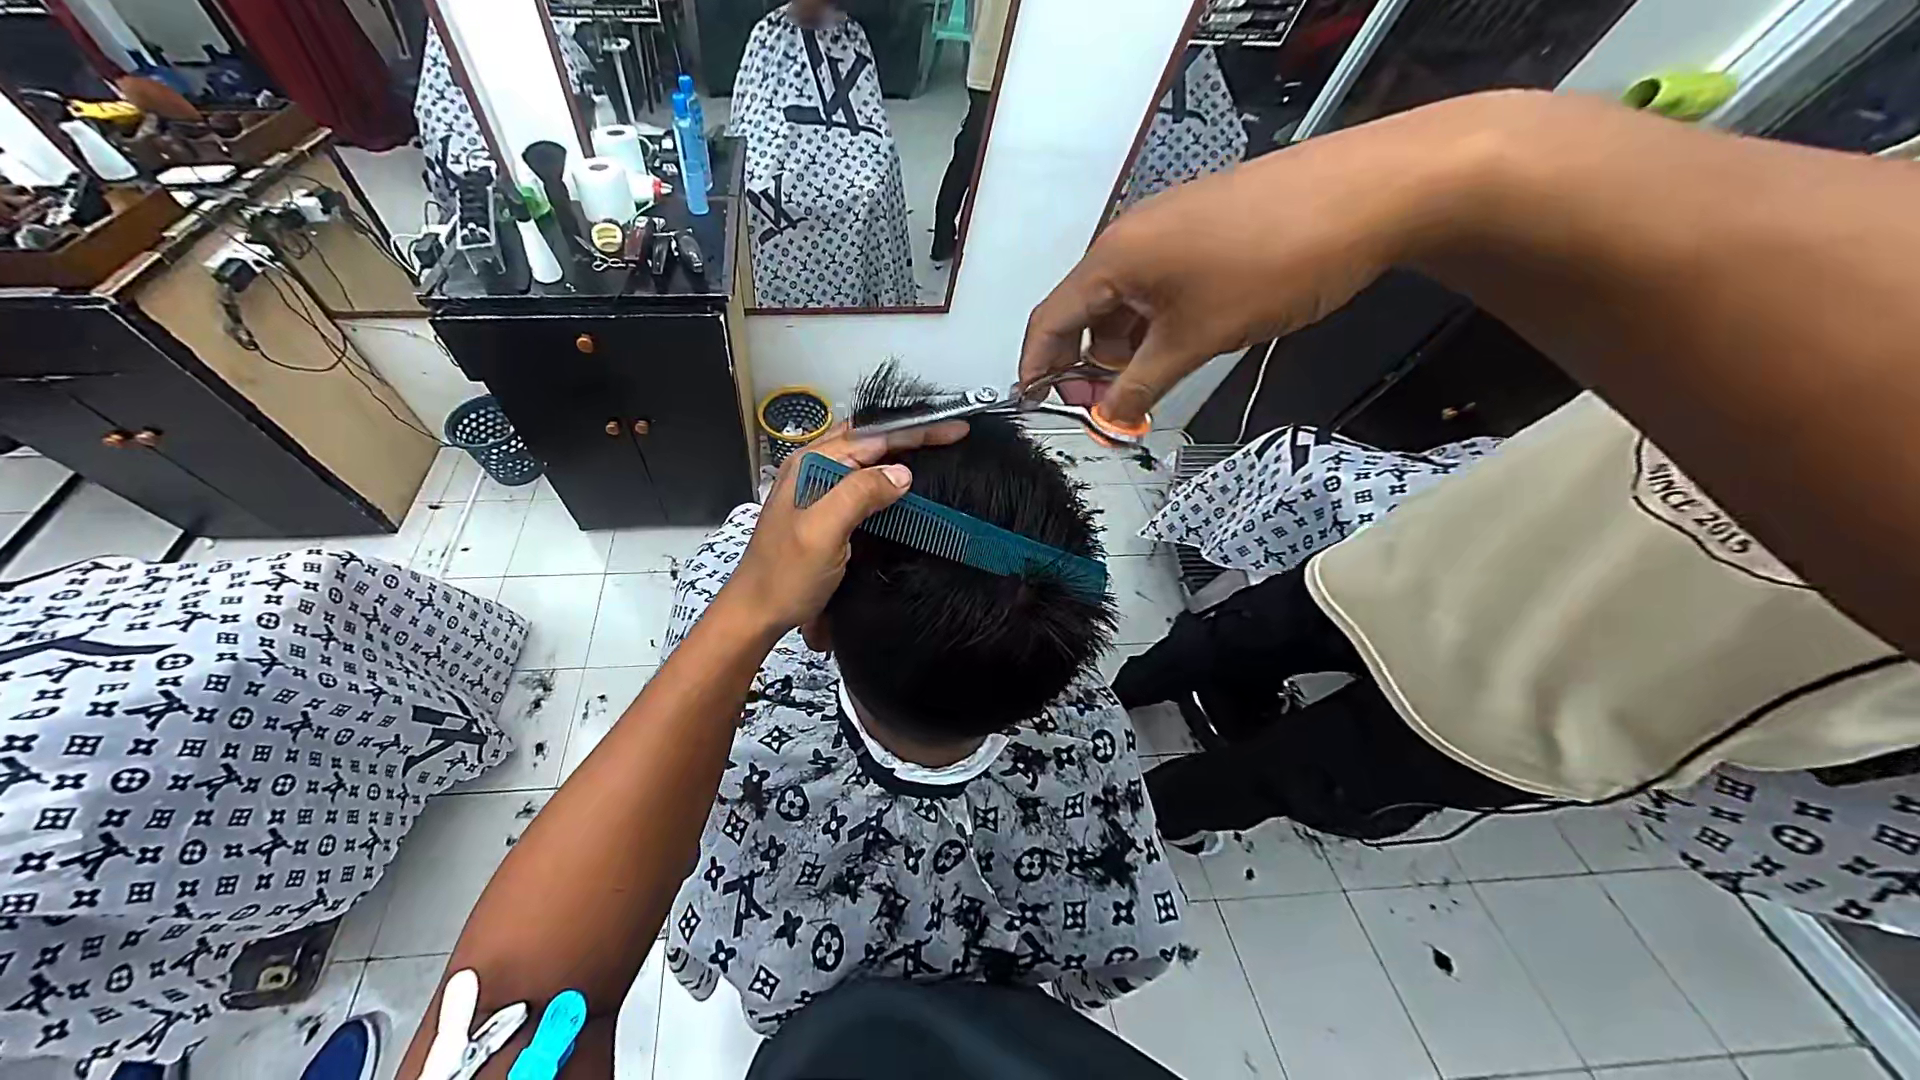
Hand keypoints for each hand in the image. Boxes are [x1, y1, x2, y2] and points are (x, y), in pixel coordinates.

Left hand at [717, 420, 969, 635]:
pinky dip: (889, 481)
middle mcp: (815, 470)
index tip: (953, 431)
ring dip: (902, 456)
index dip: (917, 432)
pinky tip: (906, 487)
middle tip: (951, 438)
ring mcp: (820, 491)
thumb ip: (859, 494)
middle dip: (913, 437)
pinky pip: (864, 486)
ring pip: (870, 462)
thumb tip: (901, 473)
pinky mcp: (828, 513)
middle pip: (873, 442)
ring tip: (937, 453)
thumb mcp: (821, 532)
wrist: (758, 612)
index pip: (874, 437)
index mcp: (811, 464)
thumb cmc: (782, 576)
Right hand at [1020, 91, 1528, 424]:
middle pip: (1081, 314)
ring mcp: (1164, 234)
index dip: (1035, 366)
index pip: (1048, 319)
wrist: (1367, 195)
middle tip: (1107, 407)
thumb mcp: (1195, 339)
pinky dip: (1152, 327)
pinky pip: (1153, 290)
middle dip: (1084, 366)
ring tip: (1149, 384)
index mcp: (1112, 260)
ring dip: (1123, 350)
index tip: (1033, 403)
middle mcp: (1128, 241)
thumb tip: (1109, 419)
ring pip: (1120, 305)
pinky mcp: (1197, 234)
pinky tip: (1174, 349)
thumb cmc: (1269, 266)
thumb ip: (1140, 384)